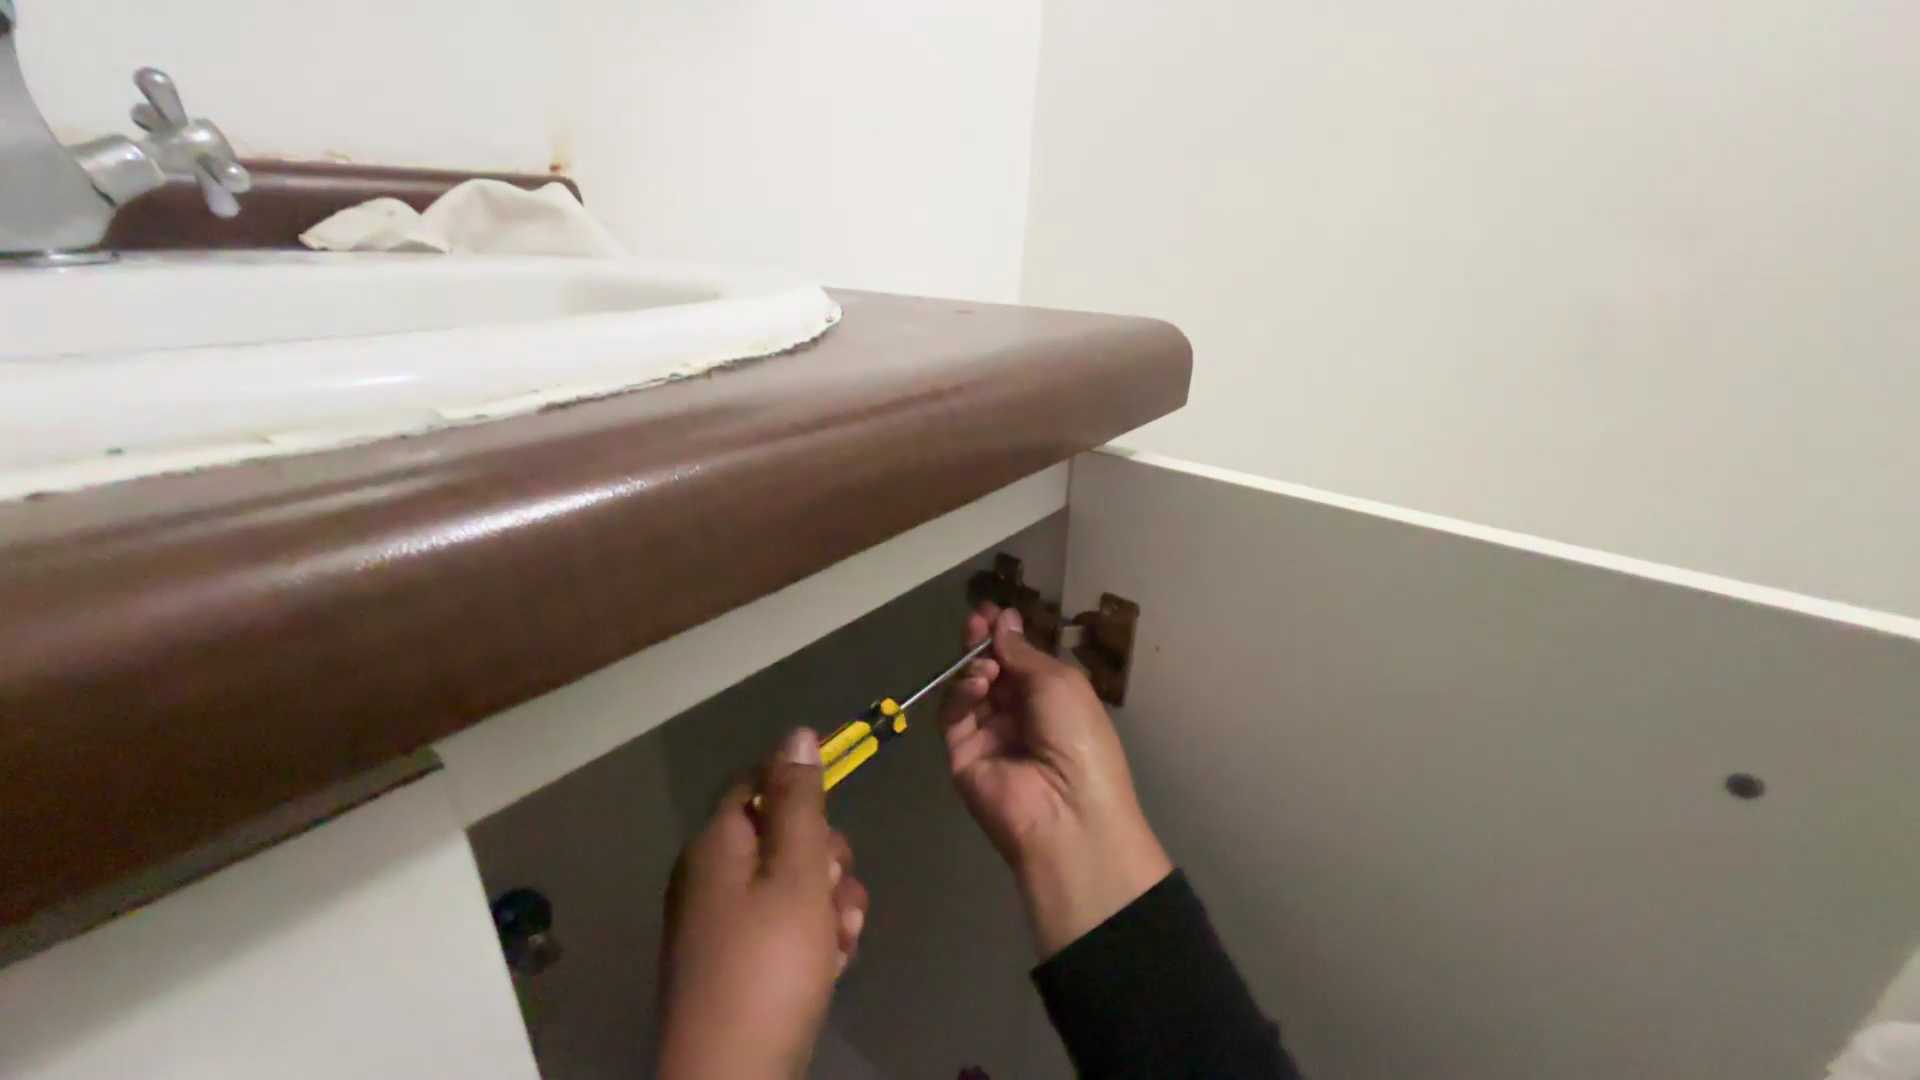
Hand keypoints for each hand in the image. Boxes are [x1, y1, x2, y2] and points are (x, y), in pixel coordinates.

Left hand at [658, 729, 869, 1079]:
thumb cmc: (769, 966)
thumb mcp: (795, 873)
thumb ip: (800, 802)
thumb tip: (798, 733)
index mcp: (717, 845)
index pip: (757, 782)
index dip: (801, 788)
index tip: (834, 817)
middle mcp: (711, 877)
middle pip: (783, 835)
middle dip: (826, 858)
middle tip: (835, 894)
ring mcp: (721, 925)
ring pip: (793, 885)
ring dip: (829, 903)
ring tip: (840, 940)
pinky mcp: (737, 965)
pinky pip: (784, 928)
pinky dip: (813, 938)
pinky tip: (831, 965)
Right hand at [940, 604, 1171, 958]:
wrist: (1067, 812)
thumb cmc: (1078, 739)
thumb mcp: (1060, 684)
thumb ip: (1023, 652)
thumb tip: (1004, 620)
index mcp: (1050, 700)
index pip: (1019, 660)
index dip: (1005, 635)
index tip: (992, 611)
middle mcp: (1018, 715)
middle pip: (990, 669)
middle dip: (982, 642)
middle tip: (976, 620)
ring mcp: (988, 735)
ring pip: (968, 688)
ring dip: (974, 666)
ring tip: (986, 666)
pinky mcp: (962, 754)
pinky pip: (953, 714)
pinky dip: (961, 692)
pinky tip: (978, 685)